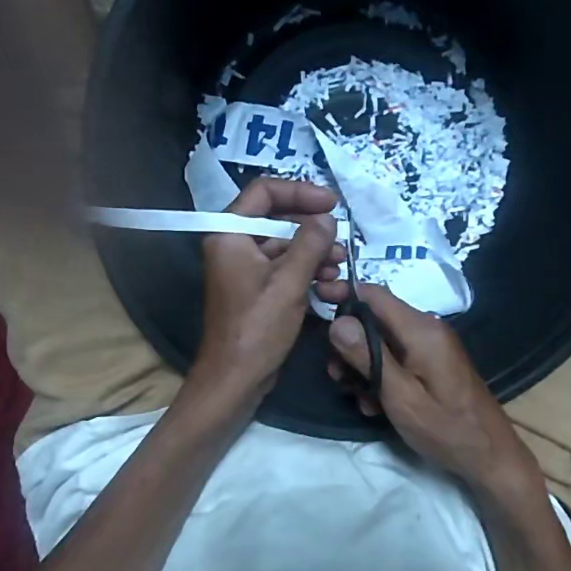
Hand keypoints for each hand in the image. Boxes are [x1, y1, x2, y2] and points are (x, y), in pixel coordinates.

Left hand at [190, 179, 345, 402]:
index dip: (300, 192)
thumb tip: (326, 219)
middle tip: (340, 242)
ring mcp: (244, 269)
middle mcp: (233, 245)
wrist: (235, 378)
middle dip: (312, 229)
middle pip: (276, 219)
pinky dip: (306, 273)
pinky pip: (283, 269)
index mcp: (230, 233)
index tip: (332, 204)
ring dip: (314, 254)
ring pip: (284, 246)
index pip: (264, 192)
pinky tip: (329, 288)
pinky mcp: (255, 290)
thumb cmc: (257, 327)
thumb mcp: (289, 281)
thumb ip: (311, 243)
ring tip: (339, 269)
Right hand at [324, 284, 532, 487]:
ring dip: (361, 365)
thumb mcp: (400, 396)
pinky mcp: (431, 364)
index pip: (375, 294)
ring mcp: (430, 347)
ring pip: (381, 341)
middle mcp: (427, 330)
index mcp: (421, 330)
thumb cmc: (446, 429)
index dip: (342, 293)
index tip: (315, 300)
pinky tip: (375, 404)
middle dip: (348, 343)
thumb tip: (337, 321)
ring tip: (355, 396)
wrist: (490, 458)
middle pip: (374, 318)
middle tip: (335, 375)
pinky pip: (395, 357)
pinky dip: (379, 375)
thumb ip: (368, 356)